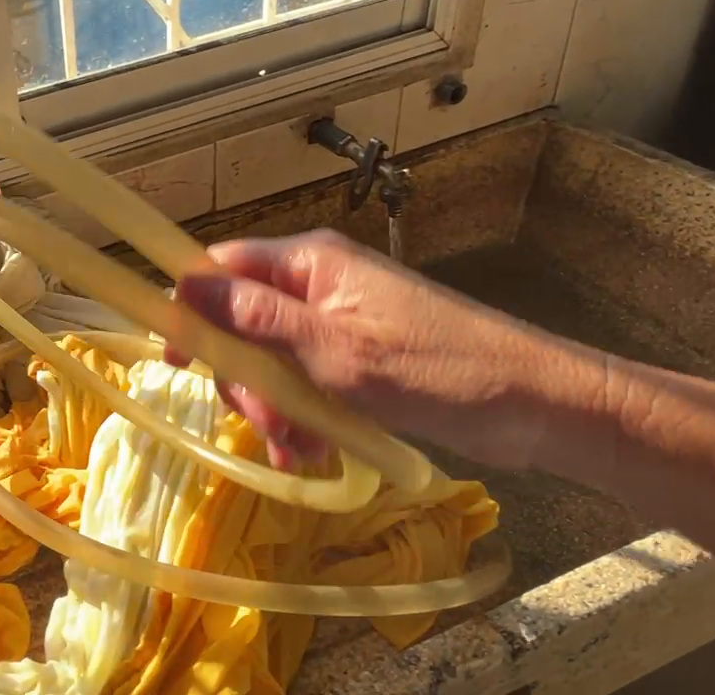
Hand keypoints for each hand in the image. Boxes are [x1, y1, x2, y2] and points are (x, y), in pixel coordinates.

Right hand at [175, 230, 607, 470]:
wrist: (539, 405)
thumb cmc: (437, 370)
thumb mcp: (336, 350)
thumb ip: (258, 318)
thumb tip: (187, 286)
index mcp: (308, 263)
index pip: (222, 266)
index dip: (191, 306)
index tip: (175, 355)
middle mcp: (315, 283)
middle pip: (241, 319)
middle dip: (244, 375)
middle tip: (265, 421)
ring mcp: (335, 320)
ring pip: (270, 356)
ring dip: (273, 404)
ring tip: (297, 448)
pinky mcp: (353, 355)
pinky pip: (303, 378)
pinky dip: (301, 414)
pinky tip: (313, 451)